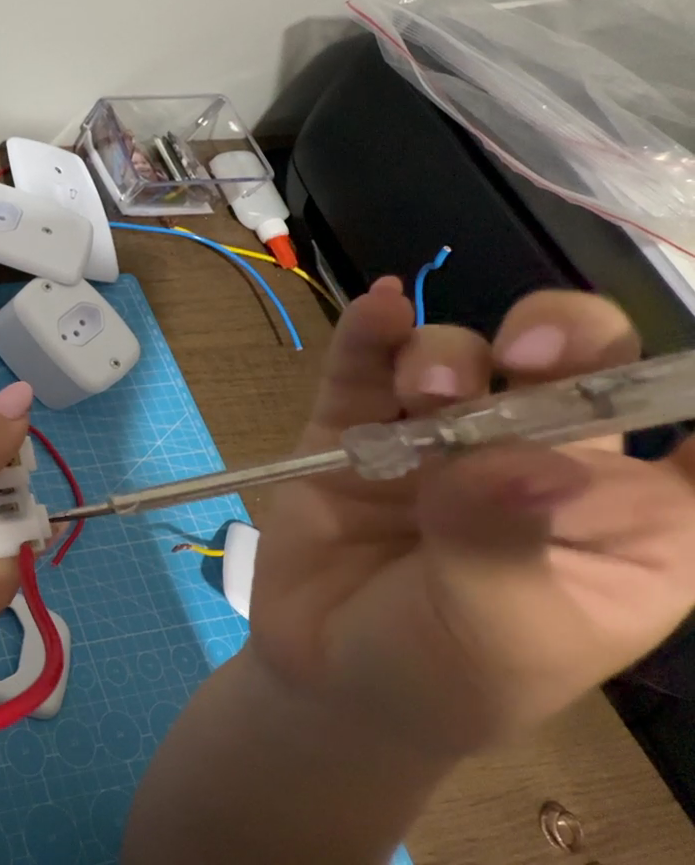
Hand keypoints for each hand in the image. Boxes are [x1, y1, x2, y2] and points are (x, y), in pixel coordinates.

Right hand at [252, 281, 694, 757]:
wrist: (324, 678)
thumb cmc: (447, 676)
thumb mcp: (499, 630)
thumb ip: (504, 540)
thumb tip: (522, 460)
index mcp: (633, 519)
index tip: (677, 376)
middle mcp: (544, 462)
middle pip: (575, 366)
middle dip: (563, 338)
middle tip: (530, 354)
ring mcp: (440, 440)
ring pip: (463, 355)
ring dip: (446, 353)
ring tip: (424, 394)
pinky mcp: (353, 432)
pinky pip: (362, 369)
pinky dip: (369, 332)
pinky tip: (377, 306)